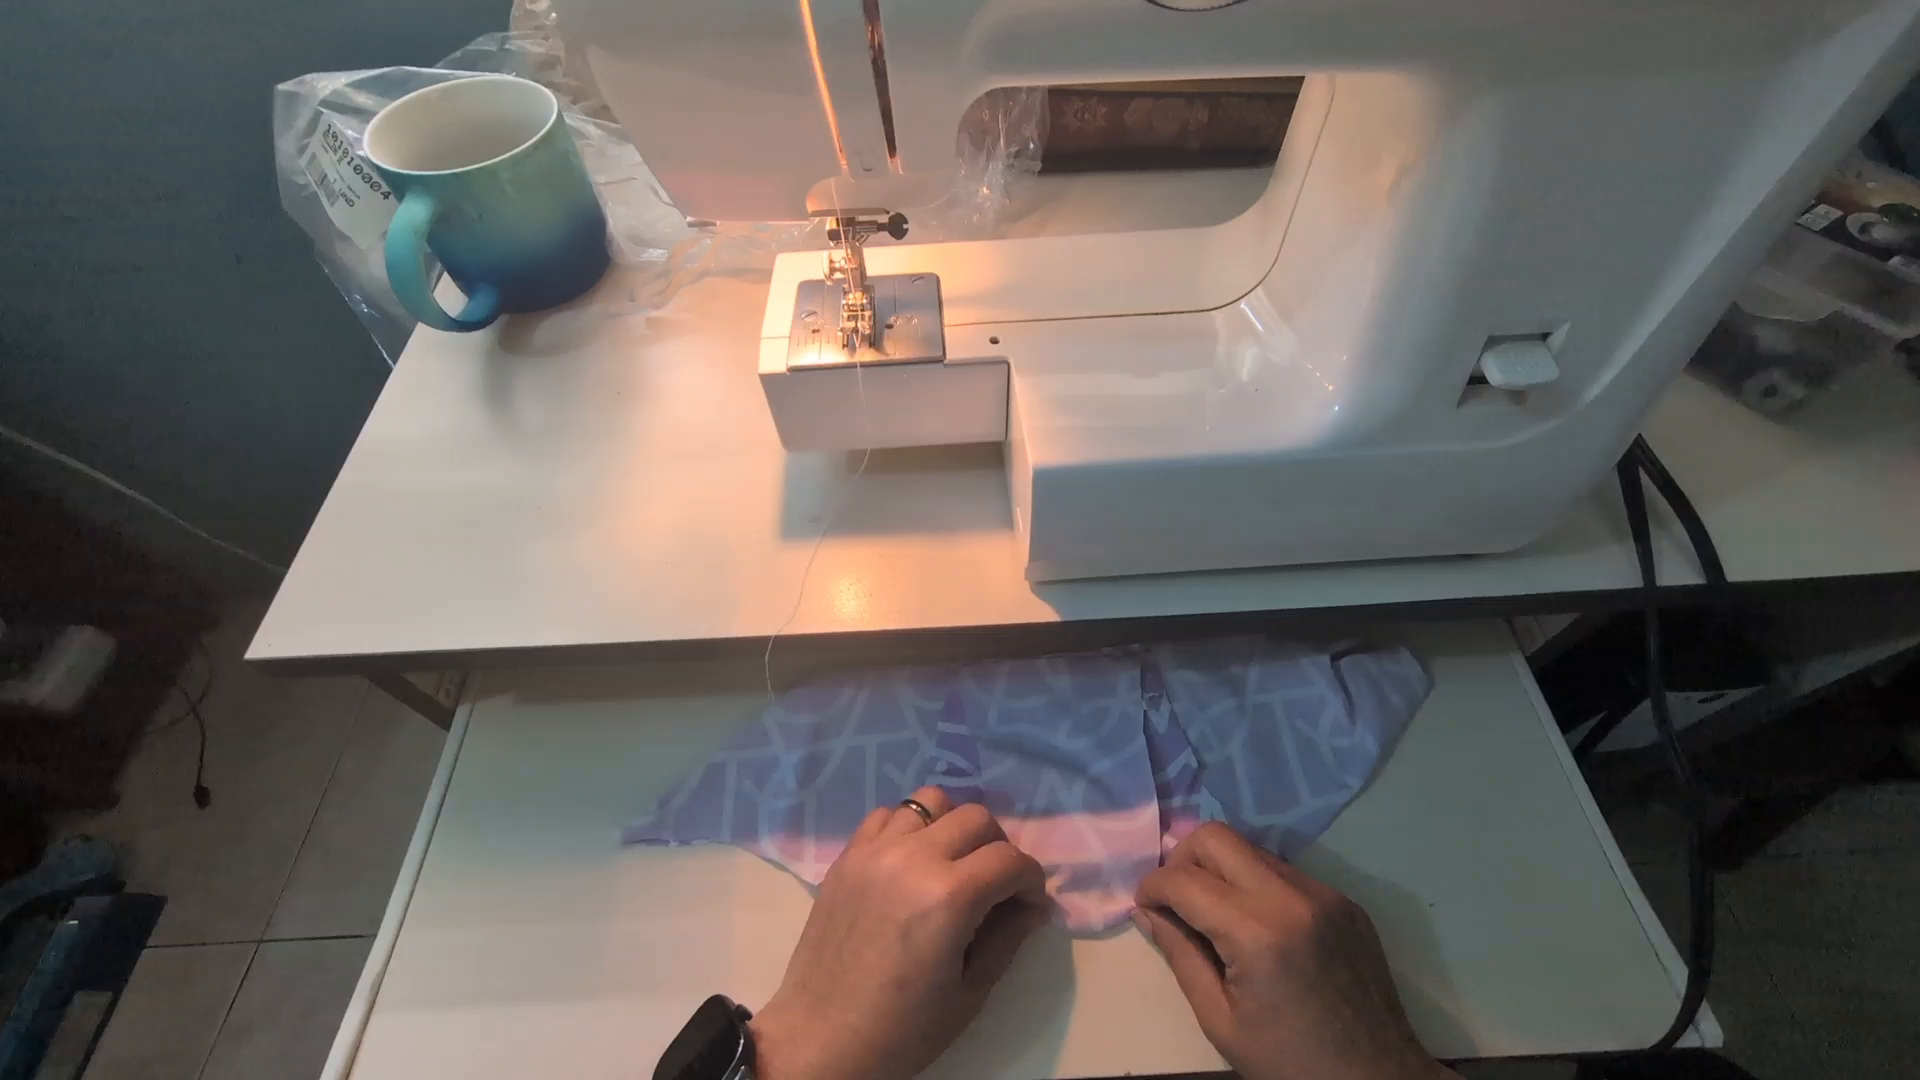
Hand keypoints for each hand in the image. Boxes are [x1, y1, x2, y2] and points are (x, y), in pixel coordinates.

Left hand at [750, 786, 1049, 1079]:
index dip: (1030, 880)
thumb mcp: (970, 992)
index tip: (1028, 903)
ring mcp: (875, 850)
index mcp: (949, 896)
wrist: (822, 1038)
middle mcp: (913, 858)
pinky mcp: (848, 854)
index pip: (1010, 860)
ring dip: (951, 827)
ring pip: (931, 801)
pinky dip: (908, 828)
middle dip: (997, 847)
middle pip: (976, 817)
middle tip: (994, 884)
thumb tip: (1035, 905)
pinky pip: (887, 815)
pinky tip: (909, 861)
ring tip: (950, 862)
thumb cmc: (902, 1028)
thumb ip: (1008, 937)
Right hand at [1133, 823, 1452, 1079]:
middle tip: (1177, 900)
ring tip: (1216, 914)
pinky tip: (1257, 926)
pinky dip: (1256, 885)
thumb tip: (1145, 910)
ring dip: (1221, 870)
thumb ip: (1179, 953)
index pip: (1184, 879)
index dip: (1152, 887)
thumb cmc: (1290, 1063)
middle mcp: (1292, 897)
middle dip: (1183, 860)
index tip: (1144, 905)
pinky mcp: (1344, 901)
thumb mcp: (1220, 1018)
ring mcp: (1324, 894)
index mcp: (1257, 932)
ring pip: (1250, 848)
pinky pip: (1284, 871)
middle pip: (1215, 837)